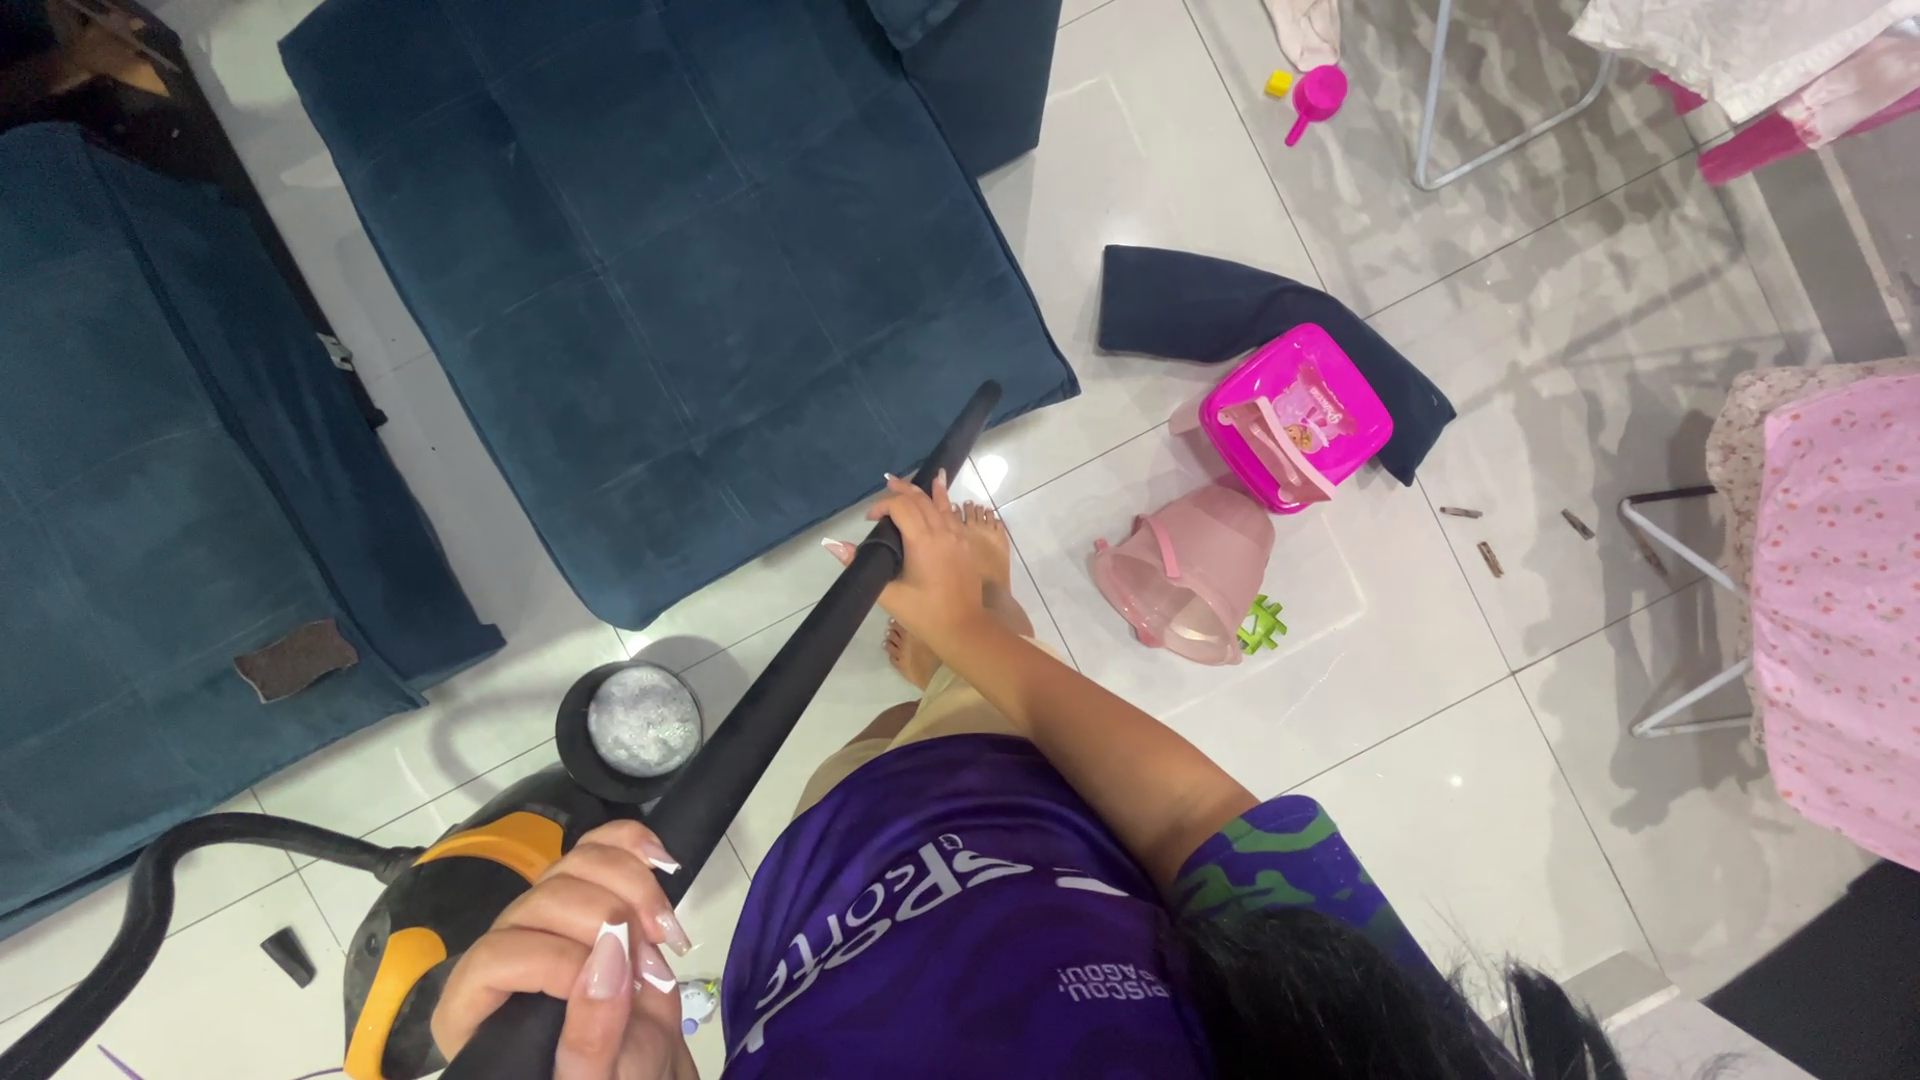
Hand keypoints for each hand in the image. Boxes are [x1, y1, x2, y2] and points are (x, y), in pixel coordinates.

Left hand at [433, 821, 694, 1079]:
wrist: (647, 1060)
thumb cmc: (614, 1078)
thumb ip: (592, 1033)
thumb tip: (611, 952)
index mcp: (477, 1007)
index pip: (497, 956)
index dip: (556, 961)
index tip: (615, 987)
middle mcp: (508, 947)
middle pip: (546, 899)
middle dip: (613, 921)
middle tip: (655, 963)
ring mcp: (553, 912)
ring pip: (578, 862)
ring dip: (635, 886)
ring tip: (665, 931)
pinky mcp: (595, 887)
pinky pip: (606, 841)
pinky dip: (638, 843)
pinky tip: (664, 865)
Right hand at [824, 471, 988, 648]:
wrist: (963, 628)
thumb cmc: (924, 614)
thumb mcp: (888, 593)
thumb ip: (861, 564)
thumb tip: (833, 545)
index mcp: (923, 541)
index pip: (901, 507)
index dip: (882, 506)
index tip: (870, 520)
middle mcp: (942, 532)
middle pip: (920, 500)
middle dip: (901, 490)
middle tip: (887, 483)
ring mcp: (957, 536)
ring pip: (939, 503)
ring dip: (922, 490)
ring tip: (909, 480)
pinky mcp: (965, 545)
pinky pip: (952, 514)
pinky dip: (943, 499)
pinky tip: (940, 490)